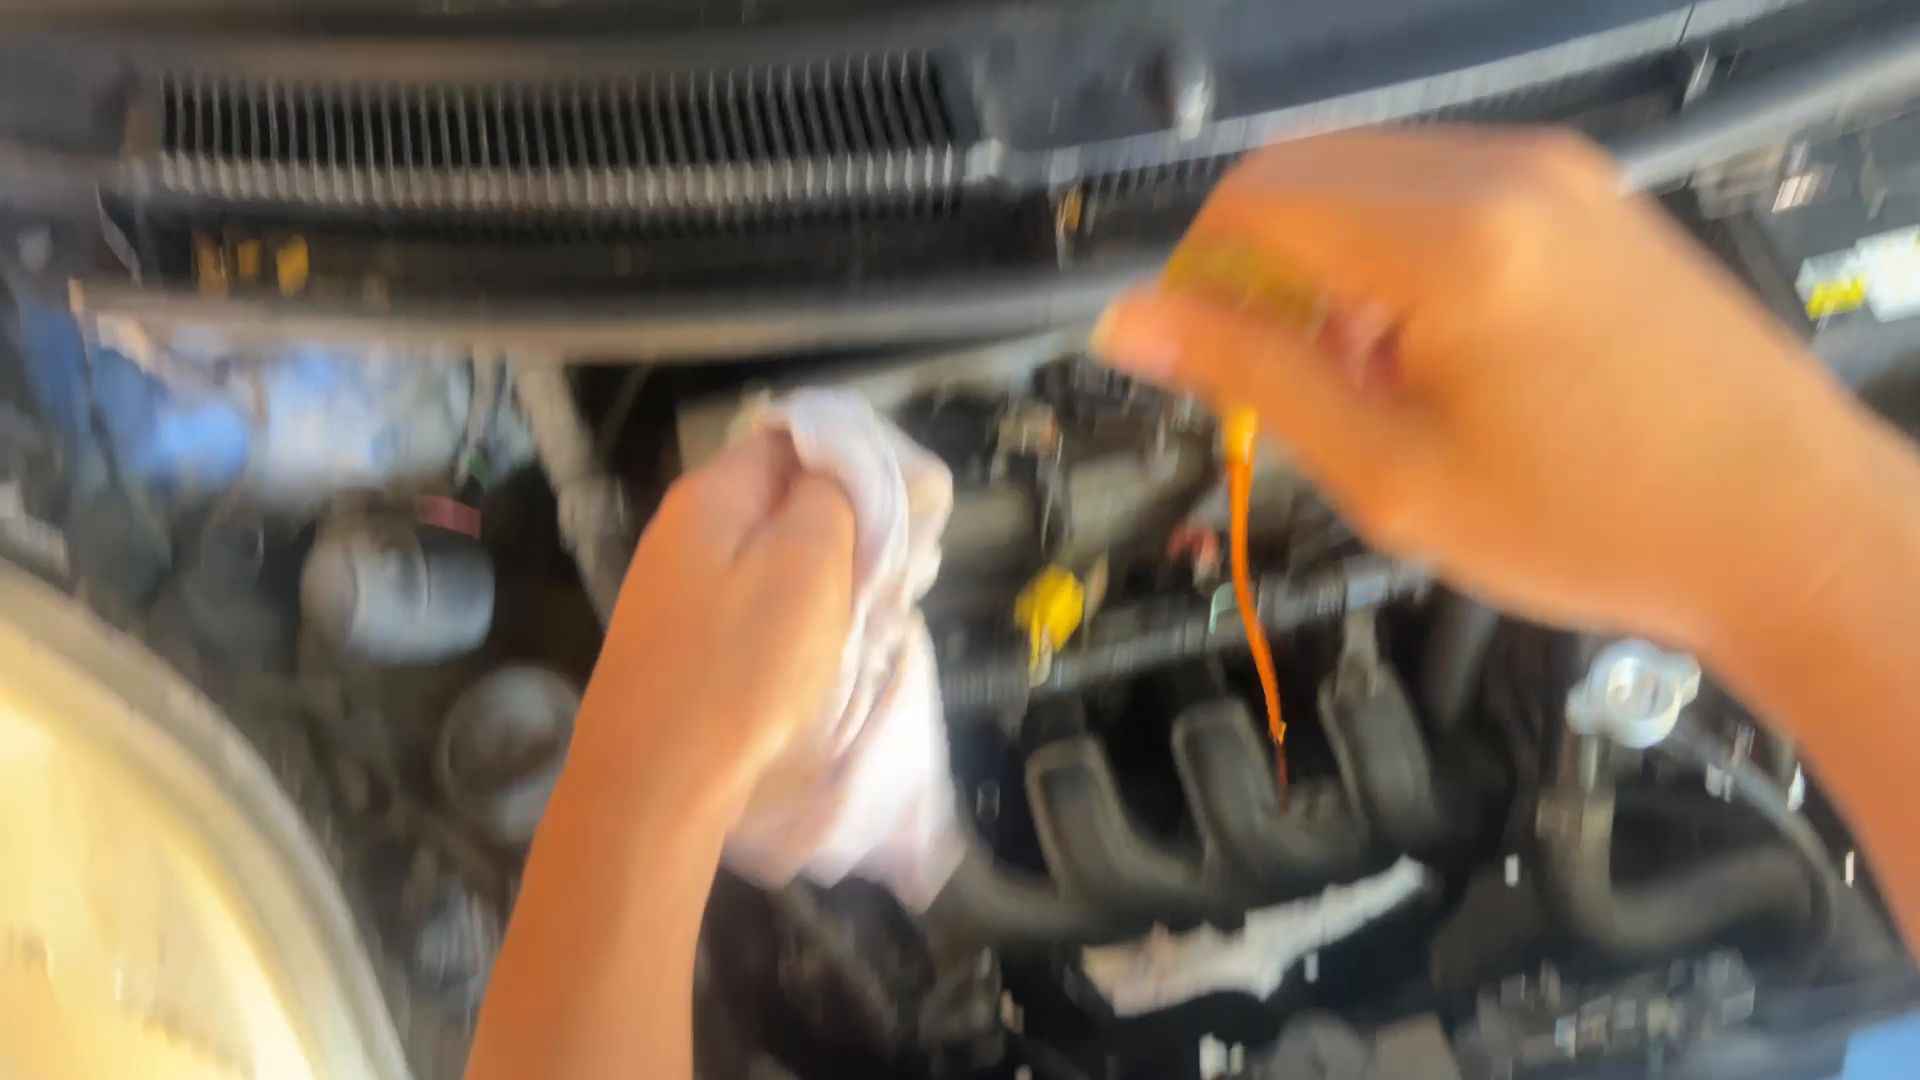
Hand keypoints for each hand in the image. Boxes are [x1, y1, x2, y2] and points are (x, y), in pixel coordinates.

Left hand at [579, 431, 855, 795]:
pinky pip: (751, 596)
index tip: (896, 509)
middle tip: (885, 572)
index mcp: (713, 494)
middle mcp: (685, 527)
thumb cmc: (743, 667)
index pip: (794, 439)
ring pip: (771, 550)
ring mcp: (677, 583)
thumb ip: (830, 495)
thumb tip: (843, 465)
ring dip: (822, 573)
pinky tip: (812, 645)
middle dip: (842, 525)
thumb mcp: (807, 563)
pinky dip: (791, 609)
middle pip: (783, 496)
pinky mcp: (681, 632)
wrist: (654, 783)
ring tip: (859, 612)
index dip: (852, 463)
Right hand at [1096, 128, 1906, 648]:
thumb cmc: (1572, 523)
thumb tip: (1124, 321)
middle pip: (1297, 172)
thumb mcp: (1380, 469)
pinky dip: (1371, 254)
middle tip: (1262, 373)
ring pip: (1356, 177)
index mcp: (1446, 242)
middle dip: (1243, 266)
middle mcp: (1499, 170)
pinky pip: (1423, 191)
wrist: (1791, 532)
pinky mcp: (1577, 194)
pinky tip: (1405, 342)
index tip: (1193, 360)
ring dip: (1307, 262)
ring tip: (1343, 371)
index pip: (1252, 203)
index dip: (1192, 277)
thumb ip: (1247, 374)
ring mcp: (1550, 171)